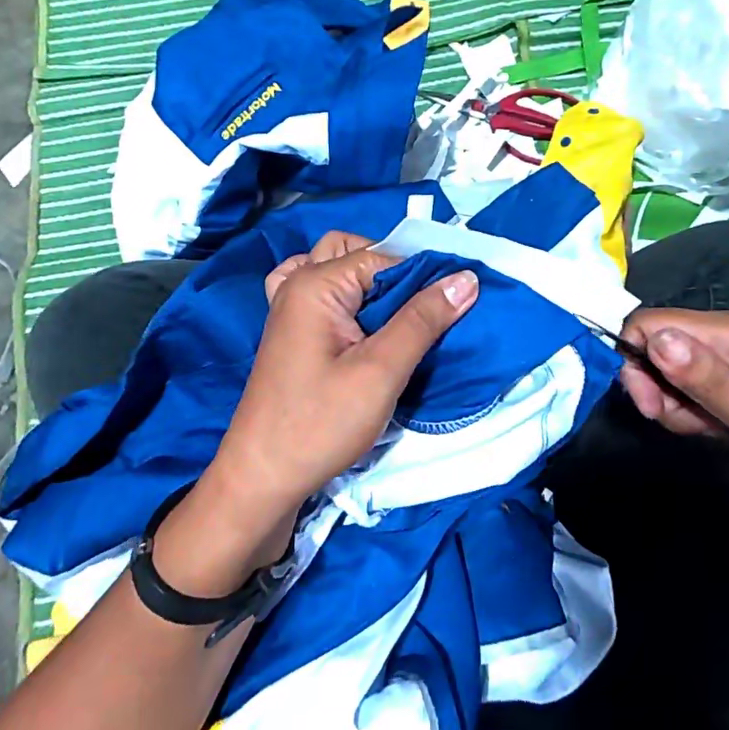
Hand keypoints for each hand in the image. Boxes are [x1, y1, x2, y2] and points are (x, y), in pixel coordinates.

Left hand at [153, 232, 477, 595]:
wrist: (263, 476)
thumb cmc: (320, 424)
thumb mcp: (380, 373)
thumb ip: (422, 321)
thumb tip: (465, 278)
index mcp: (314, 284)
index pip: (381, 256)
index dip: (421, 275)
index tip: (454, 302)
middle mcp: (297, 284)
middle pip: (354, 253)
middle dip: (394, 274)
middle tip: (423, 313)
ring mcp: (288, 306)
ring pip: (336, 268)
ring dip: (369, 282)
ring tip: (395, 317)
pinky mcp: (290, 330)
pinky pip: (317, 290)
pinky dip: (342, 294)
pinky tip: (357, 319)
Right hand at [618, 308, 728, 536]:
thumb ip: (711, 382)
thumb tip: (653, 337)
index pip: (653, 322)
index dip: (637, 358)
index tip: (651, 405)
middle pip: (654, 344)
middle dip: (652, 385)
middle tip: (678, 424)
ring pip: (664, 370)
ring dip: (668, 403)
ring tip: (705, 433)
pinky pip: (684, 389)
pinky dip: (684, 412)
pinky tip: (710, 433)